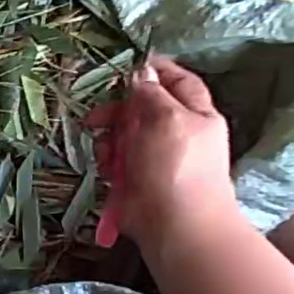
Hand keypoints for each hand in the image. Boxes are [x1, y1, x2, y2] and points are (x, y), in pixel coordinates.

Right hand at [89, 55, 238, 248]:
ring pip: (123, 134)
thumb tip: (142, 73)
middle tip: (98, 117)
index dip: (154, 71)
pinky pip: (116, 160)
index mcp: (195, 114)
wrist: (175, 226)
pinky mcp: (135, 178)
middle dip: (119, 111)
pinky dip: (108, 161)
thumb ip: (151, 92)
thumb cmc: (177, 167)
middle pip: (142, 108)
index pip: (176, 81)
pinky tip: (108, 170)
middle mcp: (175, 133)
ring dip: (109, 138)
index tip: (128, 67)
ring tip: (107, 153)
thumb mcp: (167, 118)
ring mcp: (154, 157)